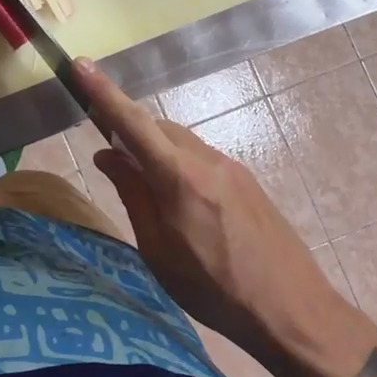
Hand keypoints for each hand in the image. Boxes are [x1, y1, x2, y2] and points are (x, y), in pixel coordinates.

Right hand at [73, 57, 376, 376]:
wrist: (296, 313)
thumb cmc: (216, 291)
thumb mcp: (158, 251)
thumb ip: (132, 195)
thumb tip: (106, 154)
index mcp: (179, 178)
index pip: (132, 123)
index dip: (103, 92)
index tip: (80, 63)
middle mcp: (206, 160)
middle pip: (155, 126)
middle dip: (126, 128)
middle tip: (105, 151)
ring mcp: (230, 167)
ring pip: (178, 140)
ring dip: (152, 148)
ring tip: (141, 183)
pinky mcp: (246, 180)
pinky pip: (198, 156)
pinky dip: (175, 162)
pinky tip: (175, 198)